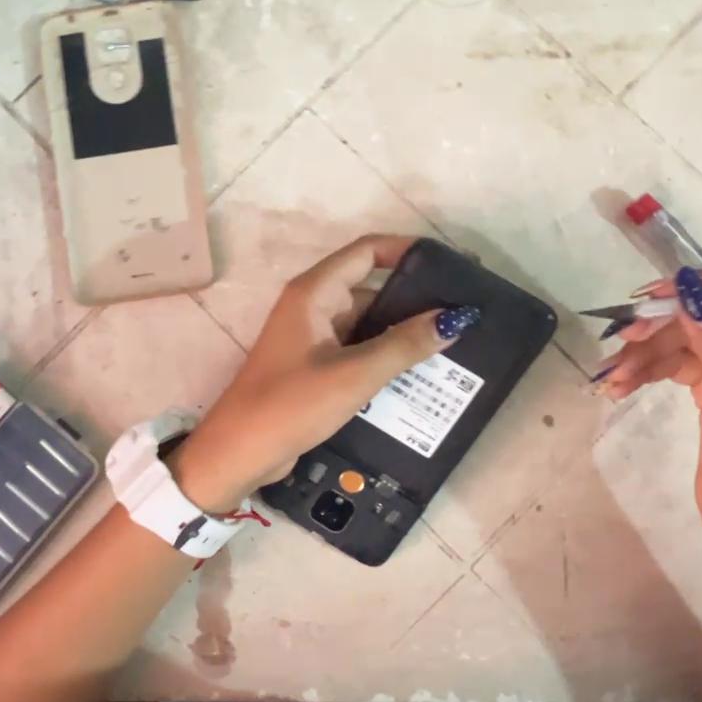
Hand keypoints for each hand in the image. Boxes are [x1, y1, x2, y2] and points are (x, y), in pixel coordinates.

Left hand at [169, 235, 477, 512]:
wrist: (240, 451)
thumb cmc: (292, 403)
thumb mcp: (354, 374)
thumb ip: (404, 345)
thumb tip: (453, 319)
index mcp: (314, 293)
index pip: (367, 252)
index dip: (407, 251)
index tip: (449, 265)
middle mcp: (312, 306)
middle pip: (370, 287)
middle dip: (413, 298)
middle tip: (461, 312)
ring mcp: (312, 337)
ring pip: (366, 322)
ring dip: (401, 331)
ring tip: (453, 341)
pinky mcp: (314, 366)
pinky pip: (357, 349)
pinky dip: (385, 354)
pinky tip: (419, 371)